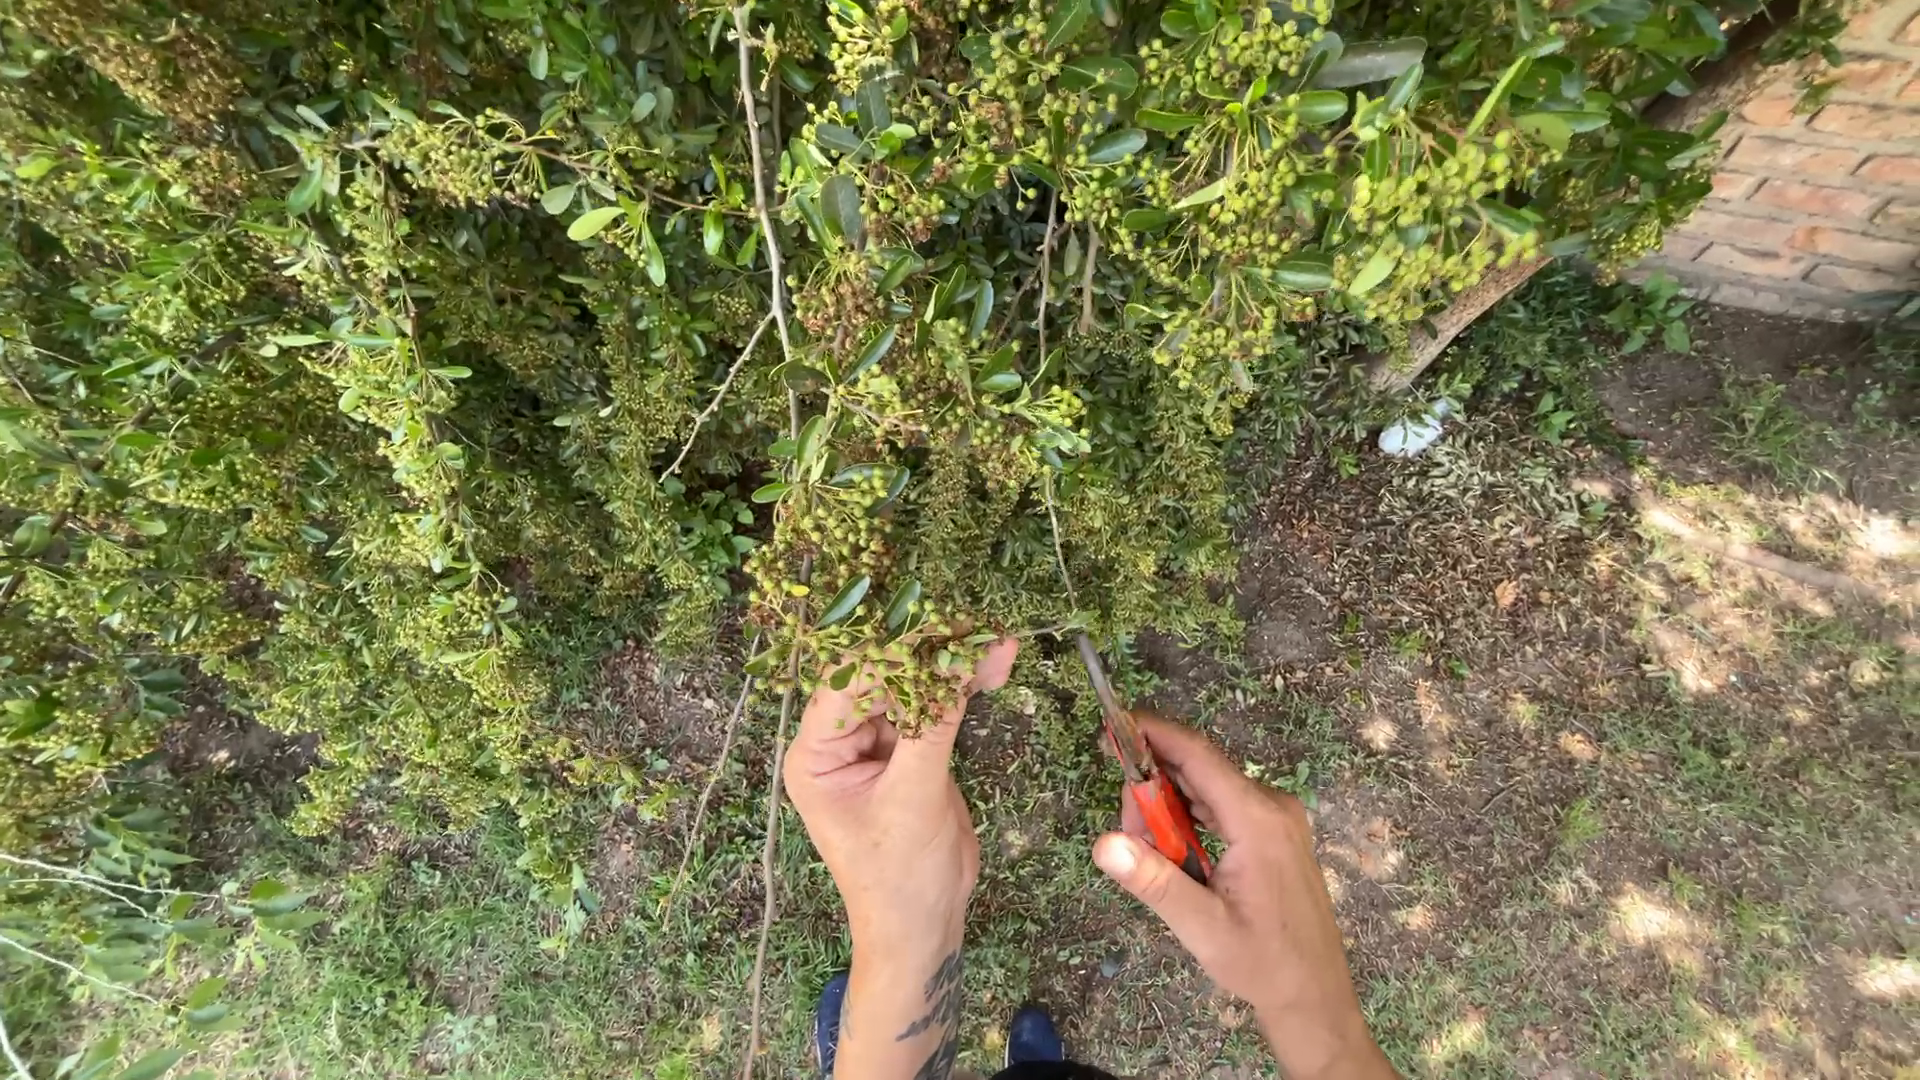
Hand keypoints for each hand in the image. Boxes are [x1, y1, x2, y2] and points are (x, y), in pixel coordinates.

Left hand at [783, 637, 1018, 953]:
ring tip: (994, 642)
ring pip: (913, 686)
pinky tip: (995, 665)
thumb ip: (934, 726)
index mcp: (815, 753)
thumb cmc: (899, 875)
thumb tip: (960, 659)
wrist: (925, 925)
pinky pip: (935, 706)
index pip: (847, 683)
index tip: (937, 628)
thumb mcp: (913, 798)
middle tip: (973, 629)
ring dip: (952, 667)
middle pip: (882, 677)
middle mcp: (840, 740)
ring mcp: (877, 742)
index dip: (890, 653)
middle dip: (928, 655)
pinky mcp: (911, 748)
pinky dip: (963, 689)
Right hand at [1092, 714, 1396, 1079]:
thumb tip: (1104, 844)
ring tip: (1145, 845)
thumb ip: (1154, 881)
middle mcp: (1270, 804)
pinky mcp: (1272, 829)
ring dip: (1168, 804)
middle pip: (1197, 768)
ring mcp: (1275, 815)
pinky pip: (1219, 803)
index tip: (1115, 723)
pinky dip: (1187, 814)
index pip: (1197, 754)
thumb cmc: (1263, 965)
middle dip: (1151, 784)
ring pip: (1205, 786)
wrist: (1317, 1002)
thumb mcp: (1203, 927)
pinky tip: (1173, 847)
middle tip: (1127, 828)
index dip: (1155, 731)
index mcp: (1257, 818)